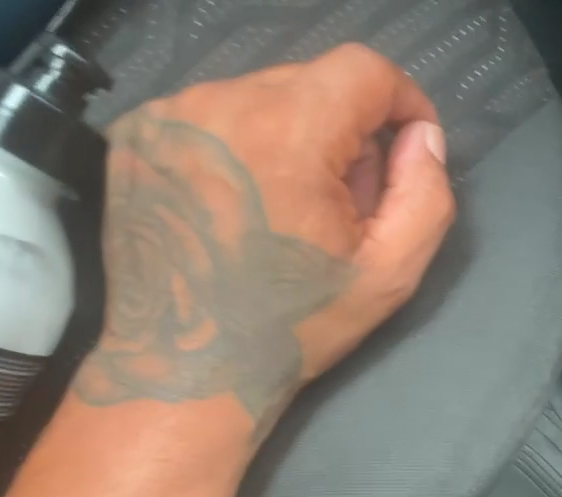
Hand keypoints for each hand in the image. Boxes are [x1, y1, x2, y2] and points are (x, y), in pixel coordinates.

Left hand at [73, 44, 456, 429]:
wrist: (192, 362)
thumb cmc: (299, 323)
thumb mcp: (390, 274)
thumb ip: (425, 197)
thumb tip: (423, 138)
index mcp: (287, 132)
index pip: (363, 69)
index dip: (403, 100)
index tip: (411, 145)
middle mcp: (218, 101)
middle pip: (313, 81)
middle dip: (348, 132)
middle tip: (349, 204)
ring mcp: (168, 113)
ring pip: (263, 96)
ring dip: (297, 138)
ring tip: (293, 210)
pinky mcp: (136, 132)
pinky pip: (215, 114)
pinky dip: (247, 145)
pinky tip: (246, 206)